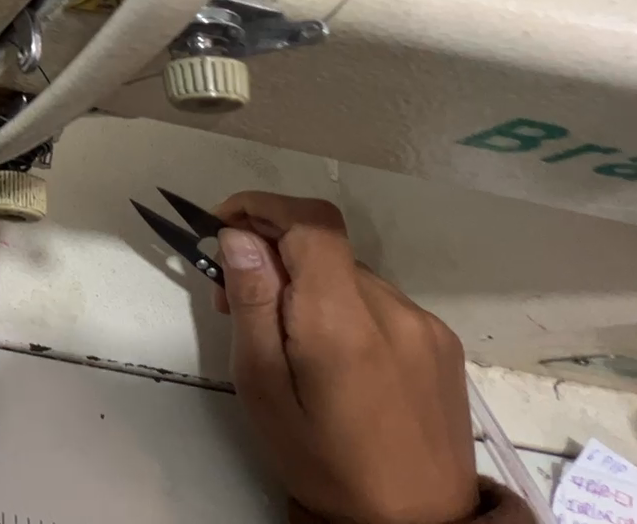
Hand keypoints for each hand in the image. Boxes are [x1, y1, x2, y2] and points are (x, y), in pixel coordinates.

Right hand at [212, 192, 476, 523]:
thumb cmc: (318, 456)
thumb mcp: (261, 382)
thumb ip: (252, 302)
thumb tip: (239, 235)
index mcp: (344, 322)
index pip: (312, 223)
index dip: (262, 205)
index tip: (222, 224)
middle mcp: (394, 311)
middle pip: (320, 247)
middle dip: (266, 254)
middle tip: (230, 301)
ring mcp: (424, 327)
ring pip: (344, 272)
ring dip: (300, 281)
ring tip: (276, 333)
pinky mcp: (439, 344)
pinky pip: (372, 298)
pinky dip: (334, 302)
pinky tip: (322, 349)